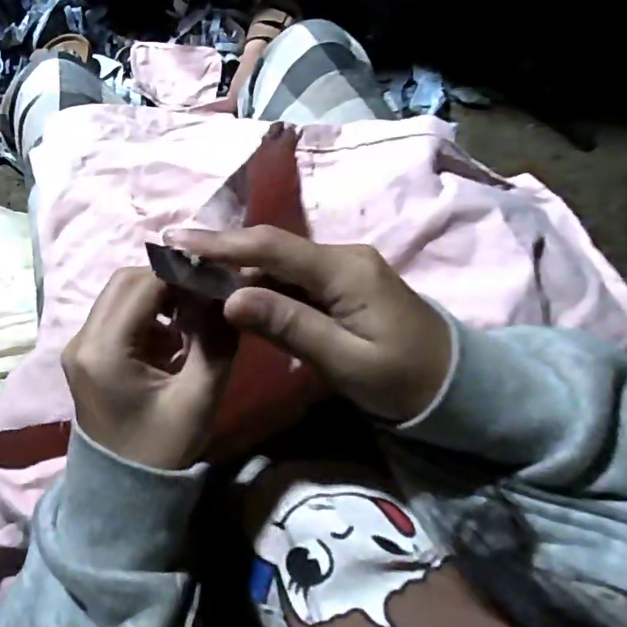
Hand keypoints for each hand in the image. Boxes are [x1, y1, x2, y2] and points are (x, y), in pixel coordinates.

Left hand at [62, 268, 238, 468]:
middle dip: (169, 282)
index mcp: (103, 351)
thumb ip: (215, 341)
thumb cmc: (161, 450)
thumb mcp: (198, 398)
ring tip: (193, 321)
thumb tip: (227, 295)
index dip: (182, 276)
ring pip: (120, 295)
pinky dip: (148, 315)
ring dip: (158, 297)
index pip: (144, 284)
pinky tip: (173, 339)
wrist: (123, 494)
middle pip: (126, 281)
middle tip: (205, 301)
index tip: (216, 284)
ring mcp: (79, 347)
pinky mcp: (86, 354)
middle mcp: (82, 340)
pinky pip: (117, 315)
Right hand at [165, 228, 450, 422]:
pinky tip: (232, 294)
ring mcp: (342, 268)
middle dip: (220, 253)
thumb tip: (231, 300)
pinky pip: (291, 277)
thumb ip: (290, 326)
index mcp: (345, 270)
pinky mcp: (341, 284)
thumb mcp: (346, 361)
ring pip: (278, 262)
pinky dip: (259, 284)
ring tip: (190, 276)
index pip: (271, 247)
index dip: (221, 244)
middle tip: (171, 259)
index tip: (176, 241)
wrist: (455, 385)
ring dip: (236, 269)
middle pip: (270, 249)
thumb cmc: (404, 379)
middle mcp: (341, 257)